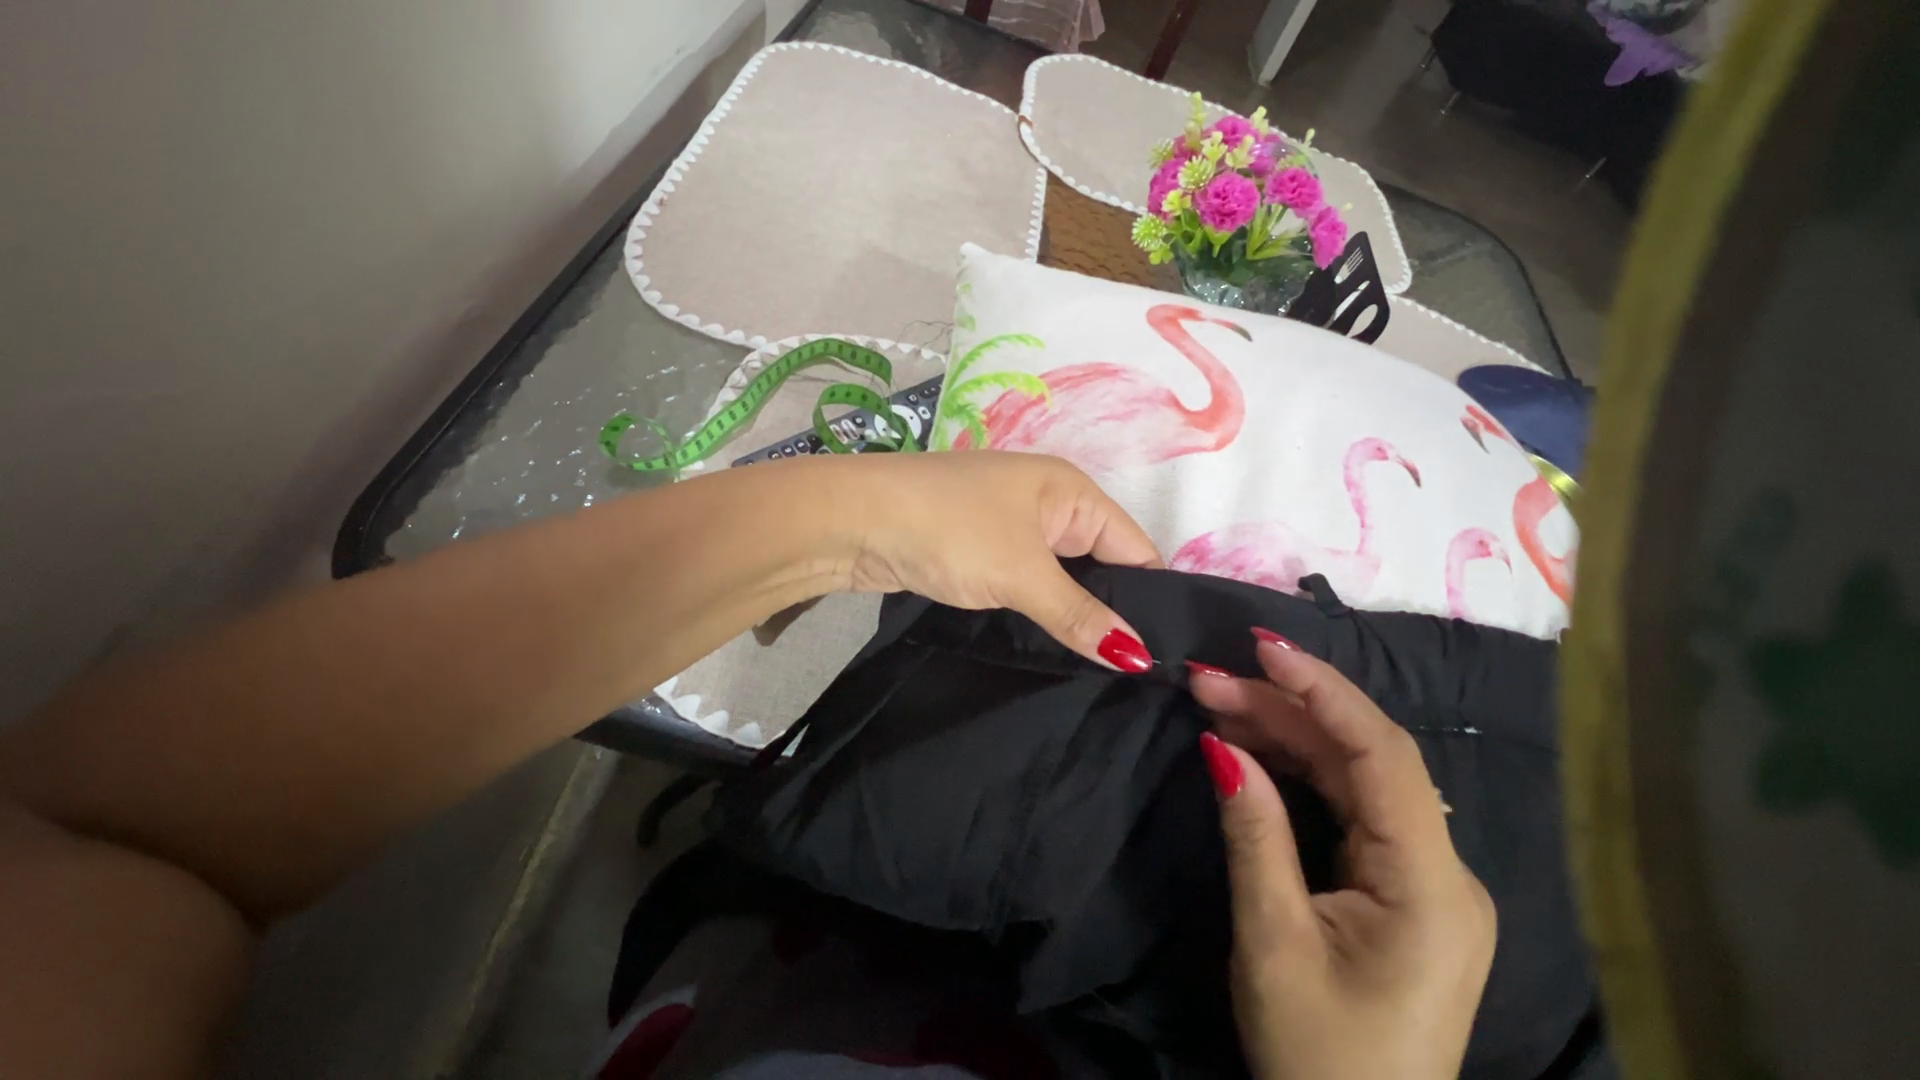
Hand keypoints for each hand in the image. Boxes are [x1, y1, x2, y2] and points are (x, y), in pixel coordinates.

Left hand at [838, 451, 1162, 670]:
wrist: (851, 519)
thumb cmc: (949, 531)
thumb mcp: (1022, 574)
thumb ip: (1080, 615)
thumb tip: (1139, 657)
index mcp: (1072, 490)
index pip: (1135, 548)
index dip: (1153, 600)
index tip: (1166, 659)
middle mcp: (1048, 502)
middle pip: (1101, 562)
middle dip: (1113, 612)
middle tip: (1133, 675)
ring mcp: (1010, 525)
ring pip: (1061, 576)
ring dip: (1072, 615)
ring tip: (1098, 672)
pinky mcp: (979, 550)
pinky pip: (1027, 583)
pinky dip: (1038, 610)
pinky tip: (1050, 648)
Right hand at [1189, 636, 1496, 1079]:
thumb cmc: (1317, 1055)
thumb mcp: (1271, 941)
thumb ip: (1254, 835)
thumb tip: (1222, 746)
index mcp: (1430, 886)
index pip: (1384, 757)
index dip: (1324, 692)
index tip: (1263, 648)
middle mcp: (1445, 871)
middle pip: (1368, 761)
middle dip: (1287, 710)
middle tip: (1208, 680)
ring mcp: (1429, 882)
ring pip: (1360, 781)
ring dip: (1291, 737)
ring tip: (1218, 703)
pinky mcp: (1405, 893)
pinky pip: (1355, 813)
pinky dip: (1303, 776)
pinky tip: (1255, 751)